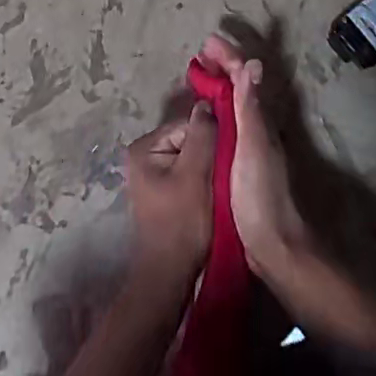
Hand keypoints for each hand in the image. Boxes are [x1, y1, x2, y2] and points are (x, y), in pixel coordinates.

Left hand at [123, 103, 216, 281]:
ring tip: (224, 179)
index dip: (212, 135)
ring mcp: (155, 173)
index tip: (230, 151)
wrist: (171, 272)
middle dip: (212, 150)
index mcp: (145, 147)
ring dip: (211, 164)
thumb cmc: (182, 222)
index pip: (190, 124)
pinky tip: (216, 188)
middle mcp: (145, 155)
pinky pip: (192, 170)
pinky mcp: (167, 188)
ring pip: (195, 154)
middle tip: (228, 168)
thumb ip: (202, 134)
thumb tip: (208, 102)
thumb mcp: (195, 173)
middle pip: (192, 137)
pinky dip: (206, 176)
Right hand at [199, 35, 314, 280]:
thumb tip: (253, 63)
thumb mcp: (253, 147)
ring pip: (235, 106)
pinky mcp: (242, 164)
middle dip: (224, 67)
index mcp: (260, 121)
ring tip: (202, 78)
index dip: (229, 57)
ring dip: (220, 87)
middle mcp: (258, 128)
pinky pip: (229, 126)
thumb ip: (250, 108)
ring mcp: (251, 146)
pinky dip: (218, 113)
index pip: (244, 78)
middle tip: (202, 54)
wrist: (272, 242)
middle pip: (241, 88)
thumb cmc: (261, 193)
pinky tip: (207, 120)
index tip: (208, 42)